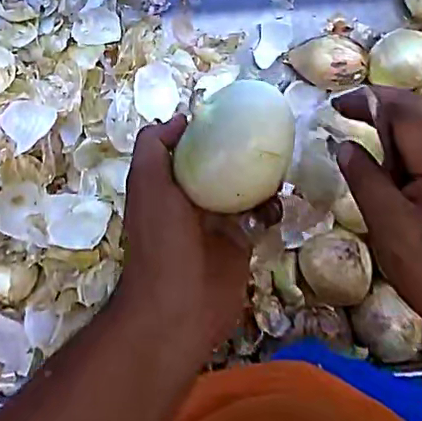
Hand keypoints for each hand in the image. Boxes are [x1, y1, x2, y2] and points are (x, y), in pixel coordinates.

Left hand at [113, 116, 252, 359]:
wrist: (176, 309)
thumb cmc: (159, 240)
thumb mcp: (146, 182)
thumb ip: (154, 145)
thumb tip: (181, 118)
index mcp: (167, 180)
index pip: (189, 144)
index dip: (207, 128)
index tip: (232, 111)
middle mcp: (192, 196)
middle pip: (221, 161)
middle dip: (241, 149)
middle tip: (265, 137)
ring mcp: (218, 220)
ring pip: (245, 185)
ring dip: (262, 176)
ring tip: (275, 171)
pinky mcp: (241, 242)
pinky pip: (260, 215)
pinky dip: (270, 207)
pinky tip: (274, 208)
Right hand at [334, 87, 421, 351]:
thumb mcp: (388, 225)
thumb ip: (365, 178)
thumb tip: (345, 145)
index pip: (403, 110)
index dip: (368, 100)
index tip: (335, 105)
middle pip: (421, 110)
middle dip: (382, 102)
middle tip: (347, 110)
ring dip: (396, 122)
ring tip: (364, 135)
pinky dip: (408, 144)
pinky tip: (391, 166)